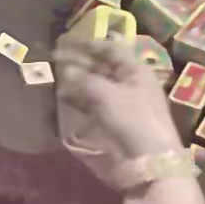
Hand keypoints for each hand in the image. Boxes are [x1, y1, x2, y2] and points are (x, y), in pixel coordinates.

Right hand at [55, 38, 183, 179]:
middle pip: (103, 67)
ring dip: (78, 83)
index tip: (64, 44)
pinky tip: (65, 101)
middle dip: (80, 64)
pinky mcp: (116, 121)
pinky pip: (95, 105)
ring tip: (57, 82)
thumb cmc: (132, 119)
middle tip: (56, 62)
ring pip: (97, 86)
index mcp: (136, 70)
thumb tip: (65, 71)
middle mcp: (131, 82)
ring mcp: (124, 103)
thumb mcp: (107, 94)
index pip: (110, 49)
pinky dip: (81, 101)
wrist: (148, 159)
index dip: (87, 45)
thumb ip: (84, 80)